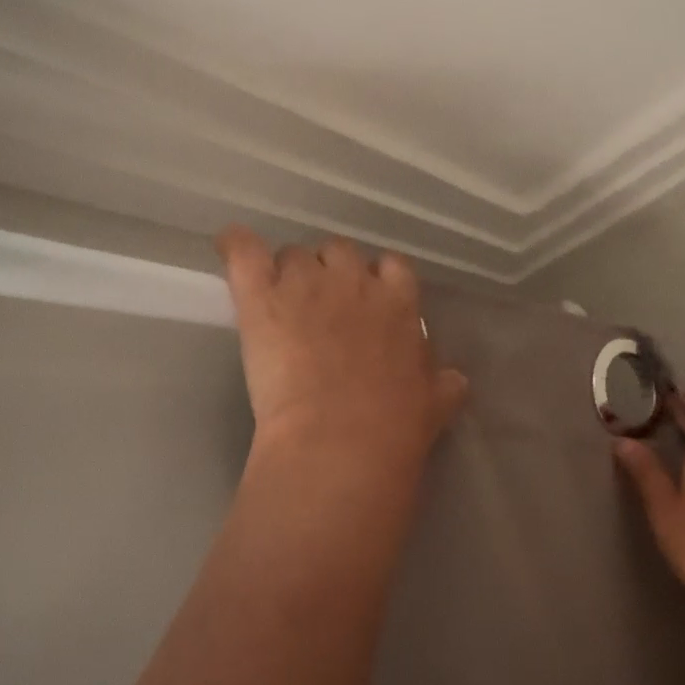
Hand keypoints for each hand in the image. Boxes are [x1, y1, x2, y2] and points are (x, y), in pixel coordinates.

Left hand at [217, 227, 468, 461]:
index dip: (376, 280)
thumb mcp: (436, 404)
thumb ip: (443, 383)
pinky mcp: (259, 298)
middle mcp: (354, 281)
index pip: (392, 267)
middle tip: (320, 306)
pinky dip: (236, 244)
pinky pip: (243, 250)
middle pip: (339, 253)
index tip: (367, 302)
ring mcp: (304, 284)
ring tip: (279, 303)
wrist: (342, 440)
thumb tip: (454, 378)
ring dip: (288, 273)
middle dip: (330, 273)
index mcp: (399, 302)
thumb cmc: (395, 427)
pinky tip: (230, 245)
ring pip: (293, 256)